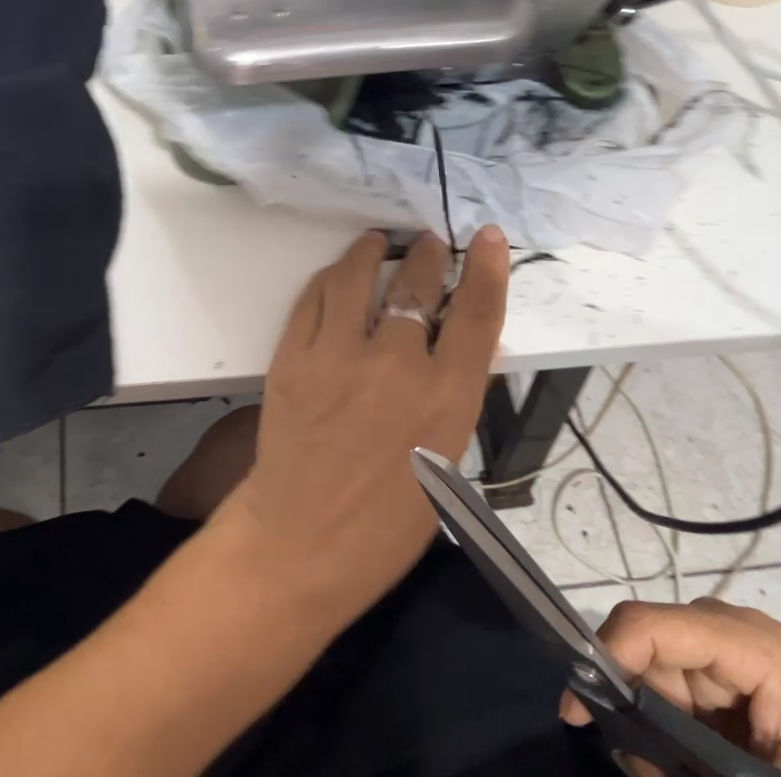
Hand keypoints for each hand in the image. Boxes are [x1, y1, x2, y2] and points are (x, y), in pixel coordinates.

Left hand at [222, 228, 509, 615]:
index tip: (488, 238)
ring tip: (376, 242)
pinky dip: (328, 280)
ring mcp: (338, 355)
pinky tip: (336, 276)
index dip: (487, 270)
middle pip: (418, 286)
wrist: (302, 541)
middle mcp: (397, 365)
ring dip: (371, 253)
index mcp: (447, 398)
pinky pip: (312, 300)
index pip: (477, 314)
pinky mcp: (292, 357)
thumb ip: (454, 399)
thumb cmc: (385, 524)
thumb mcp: (444, 464)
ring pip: (357, 279)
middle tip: (429, 244)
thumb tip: (468, 350)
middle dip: (428, 256)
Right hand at [563, 598, 780, 776]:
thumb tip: (624, 753)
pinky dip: (681, 738)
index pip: (651, 626)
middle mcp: (743, 641)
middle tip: (649, 769)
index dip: (604, 658)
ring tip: (684, 769)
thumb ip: (693, 763)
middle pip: (650, 652)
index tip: (578, 717)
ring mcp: (750, 665)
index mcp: (757, 649)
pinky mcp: (756, 693)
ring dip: (659, 731)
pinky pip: (692, 704)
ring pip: (665, 682)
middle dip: (633, 709)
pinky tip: (699, 765)